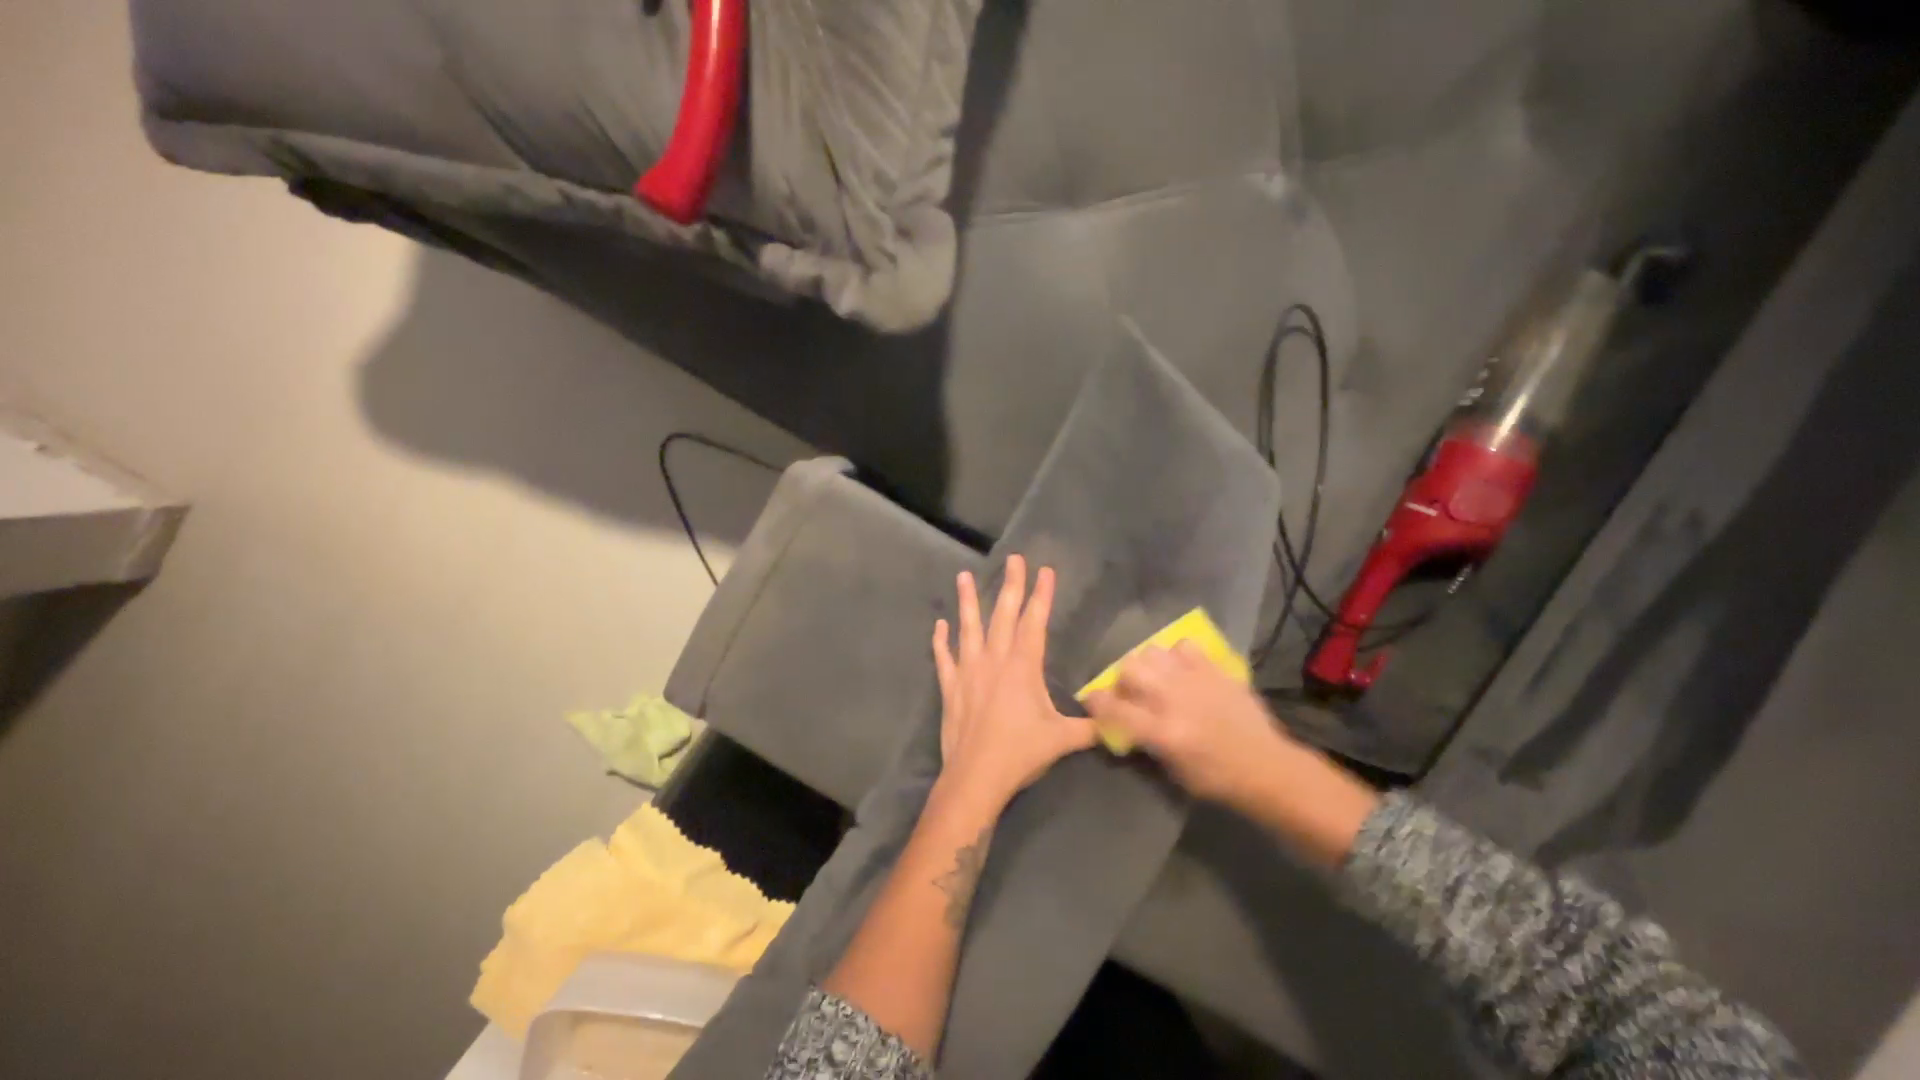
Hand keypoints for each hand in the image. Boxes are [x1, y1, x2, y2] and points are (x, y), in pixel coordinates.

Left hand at [931, 555, 1097, 810]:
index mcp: (1023, 666)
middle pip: (1003, 615)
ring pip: (968, 628)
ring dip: (968, 602)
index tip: (1045, 570)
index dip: (1042, 595)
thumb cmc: (1021, 753)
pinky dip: (940, 642)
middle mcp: (995, 660)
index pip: (1035, 622)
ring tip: (964, 576)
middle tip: (1013, 559)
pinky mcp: (950, 688)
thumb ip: (1091, 728)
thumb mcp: (1063, 739)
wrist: (976, 776)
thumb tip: (1118, 723)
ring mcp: (969, 672)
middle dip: (1011, 585)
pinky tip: (939, 626)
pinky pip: (944, 658)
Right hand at [1084, 642, 1295, 806]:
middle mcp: (1174, 700)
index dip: (1096, 702)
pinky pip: (1184, 646)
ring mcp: (1196, 680)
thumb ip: (1146, 743)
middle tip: (1130, 692)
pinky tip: (1182, 670)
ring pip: (1152, 651)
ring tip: (1156, 677)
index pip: (1114, 708)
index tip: (1093, 700)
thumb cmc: (1216, 779)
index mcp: (1163, 732)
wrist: (1266, 767)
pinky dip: (1176, 655)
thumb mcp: (1173, 771)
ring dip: (1147, 665)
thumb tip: (1126, 723)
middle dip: (1123, 680)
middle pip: (1130, 669)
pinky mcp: (1216, 670)